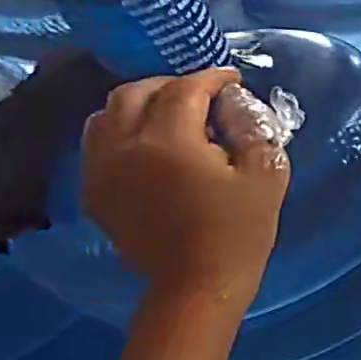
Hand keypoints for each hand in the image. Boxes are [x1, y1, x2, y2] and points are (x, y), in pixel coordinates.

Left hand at [80, 67, 290, 303]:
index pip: (184, 90)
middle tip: (204, 92)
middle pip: (134, 92)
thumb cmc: (241, 228)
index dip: (211, 78)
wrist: (198, 281)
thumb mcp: (267, 174)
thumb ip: (252, 130)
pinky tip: (152, 143)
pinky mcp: (94, 189)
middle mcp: (122, 147)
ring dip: (141, 103)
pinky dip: (124, 129)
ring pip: (107, 114)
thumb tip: (236, 105)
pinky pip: (98, 142)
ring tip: (173, 113)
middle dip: (171, 84)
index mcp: (169, 142)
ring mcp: (100, 169)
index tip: (233, 78)